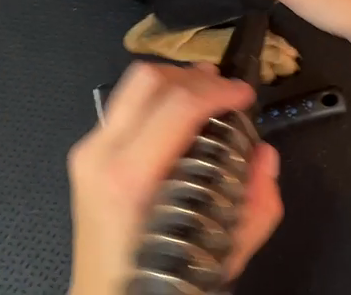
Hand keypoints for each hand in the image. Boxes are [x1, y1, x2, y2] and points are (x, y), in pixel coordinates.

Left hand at [66, 61, 282, 294]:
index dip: (217, 91)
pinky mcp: (86, 152)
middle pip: (147, 78)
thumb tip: (265, 158)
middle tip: (225, 89)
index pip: (177, 106)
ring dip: (176, 81)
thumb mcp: (215, 258)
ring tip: (207, 95)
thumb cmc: (156, 284)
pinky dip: (158, 99)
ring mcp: (88, 150)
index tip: (244, 94)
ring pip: (132, 83)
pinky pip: (124, 106)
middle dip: (194, 76)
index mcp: (129, 179)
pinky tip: (180, 115)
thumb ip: (251, 209)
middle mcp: (101, 154)